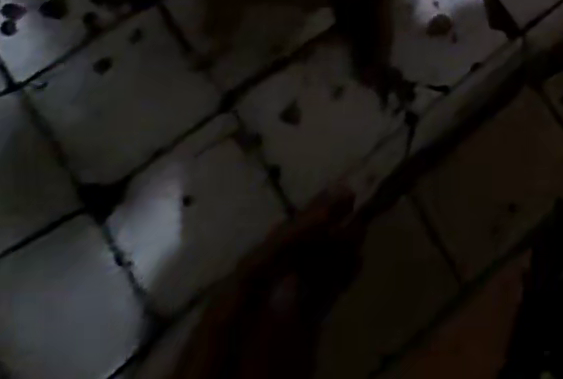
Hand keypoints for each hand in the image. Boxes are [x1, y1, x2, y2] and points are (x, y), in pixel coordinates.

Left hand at [171, 191, 361, 378]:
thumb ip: (267, 355)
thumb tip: (289, 284)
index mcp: (203, 360)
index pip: (242, 283)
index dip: (287, 239)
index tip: (333, 211)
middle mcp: (219, 350)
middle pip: (260, 281)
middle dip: (305, 238)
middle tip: (350, 200)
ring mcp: (243, 360)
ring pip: (281, 295)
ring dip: (321, 256)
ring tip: (359, 224)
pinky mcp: (268, 370)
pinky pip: (296, 321)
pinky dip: (324, 290)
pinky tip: (351, 266)